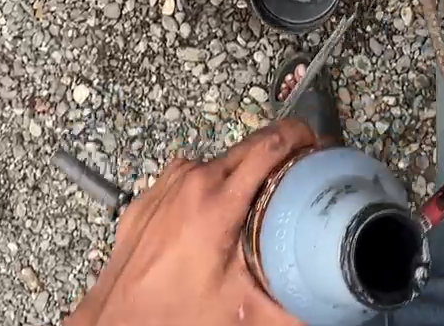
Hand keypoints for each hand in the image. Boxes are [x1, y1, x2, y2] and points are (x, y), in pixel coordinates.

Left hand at [65, 119, 316, 325]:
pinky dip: (212, 186)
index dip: (300, 135)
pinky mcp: (152, 192)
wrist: (115, 324)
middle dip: (280, 153)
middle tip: (300, 173)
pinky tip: (216, 217)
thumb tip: (327, 302)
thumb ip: (291, 303)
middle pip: (250, 146)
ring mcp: (169, 182)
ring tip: (258, 201)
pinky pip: (192, 176)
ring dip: (245, 172)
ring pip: (221, 160)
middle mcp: (193, 179)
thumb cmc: (174, 316)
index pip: (270, 144)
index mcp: (218, 201)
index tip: (318, 143)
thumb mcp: (241, 312)